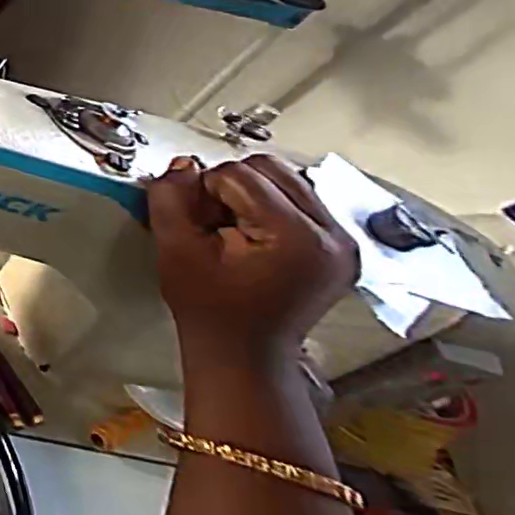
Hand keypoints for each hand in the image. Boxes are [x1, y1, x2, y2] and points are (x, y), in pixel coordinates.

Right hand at [148, 155, 357, 365]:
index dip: (204, 191)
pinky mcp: (339, 247)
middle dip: (231, 185)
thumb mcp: (175, 246)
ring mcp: (343, 242)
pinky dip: (266, 204)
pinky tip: (251, 233)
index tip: (200, 223)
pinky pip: (296, 198)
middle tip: (216, 221)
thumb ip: (171, 197)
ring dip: (249, 192)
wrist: (243, 349)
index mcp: (299, 237)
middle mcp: (334, 236)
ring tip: (234, 228)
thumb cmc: (210, 305)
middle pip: (269, 169)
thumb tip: (183, 166)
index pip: (238, 174)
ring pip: (284, 178)